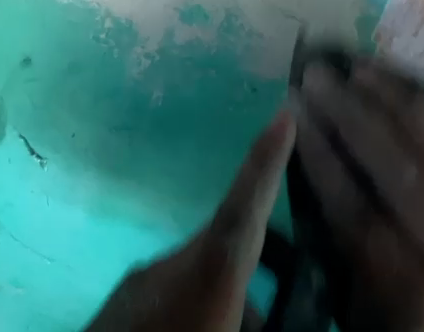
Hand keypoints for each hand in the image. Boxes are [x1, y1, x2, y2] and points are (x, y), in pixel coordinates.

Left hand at [84, 110, 295, 331]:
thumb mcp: (226, 330)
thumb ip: (263, 316)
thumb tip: (281, 307)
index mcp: (206, 279)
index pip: (245, 208)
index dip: (267, 162)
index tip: (285, 113)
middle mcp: (172, 269)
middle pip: (231, 247)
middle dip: (269, 264)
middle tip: (301, 293)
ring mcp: (141, 286)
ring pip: (204, 275)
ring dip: (235, 301)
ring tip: (256, 325)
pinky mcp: (122, 306)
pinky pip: (175, 295)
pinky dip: (202, 311)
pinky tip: (207, 331)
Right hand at [295, 58, 423, 331]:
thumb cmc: (387, 327)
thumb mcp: (347, 297)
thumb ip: (327, 229)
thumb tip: (298, 148)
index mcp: (412, 295)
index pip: (359, 213)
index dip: (323, 155)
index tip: (292, 108)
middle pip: (404, 175)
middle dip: (354, 116)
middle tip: (316, 75)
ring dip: (397, 105)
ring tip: (356, 68)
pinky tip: (403, 90)